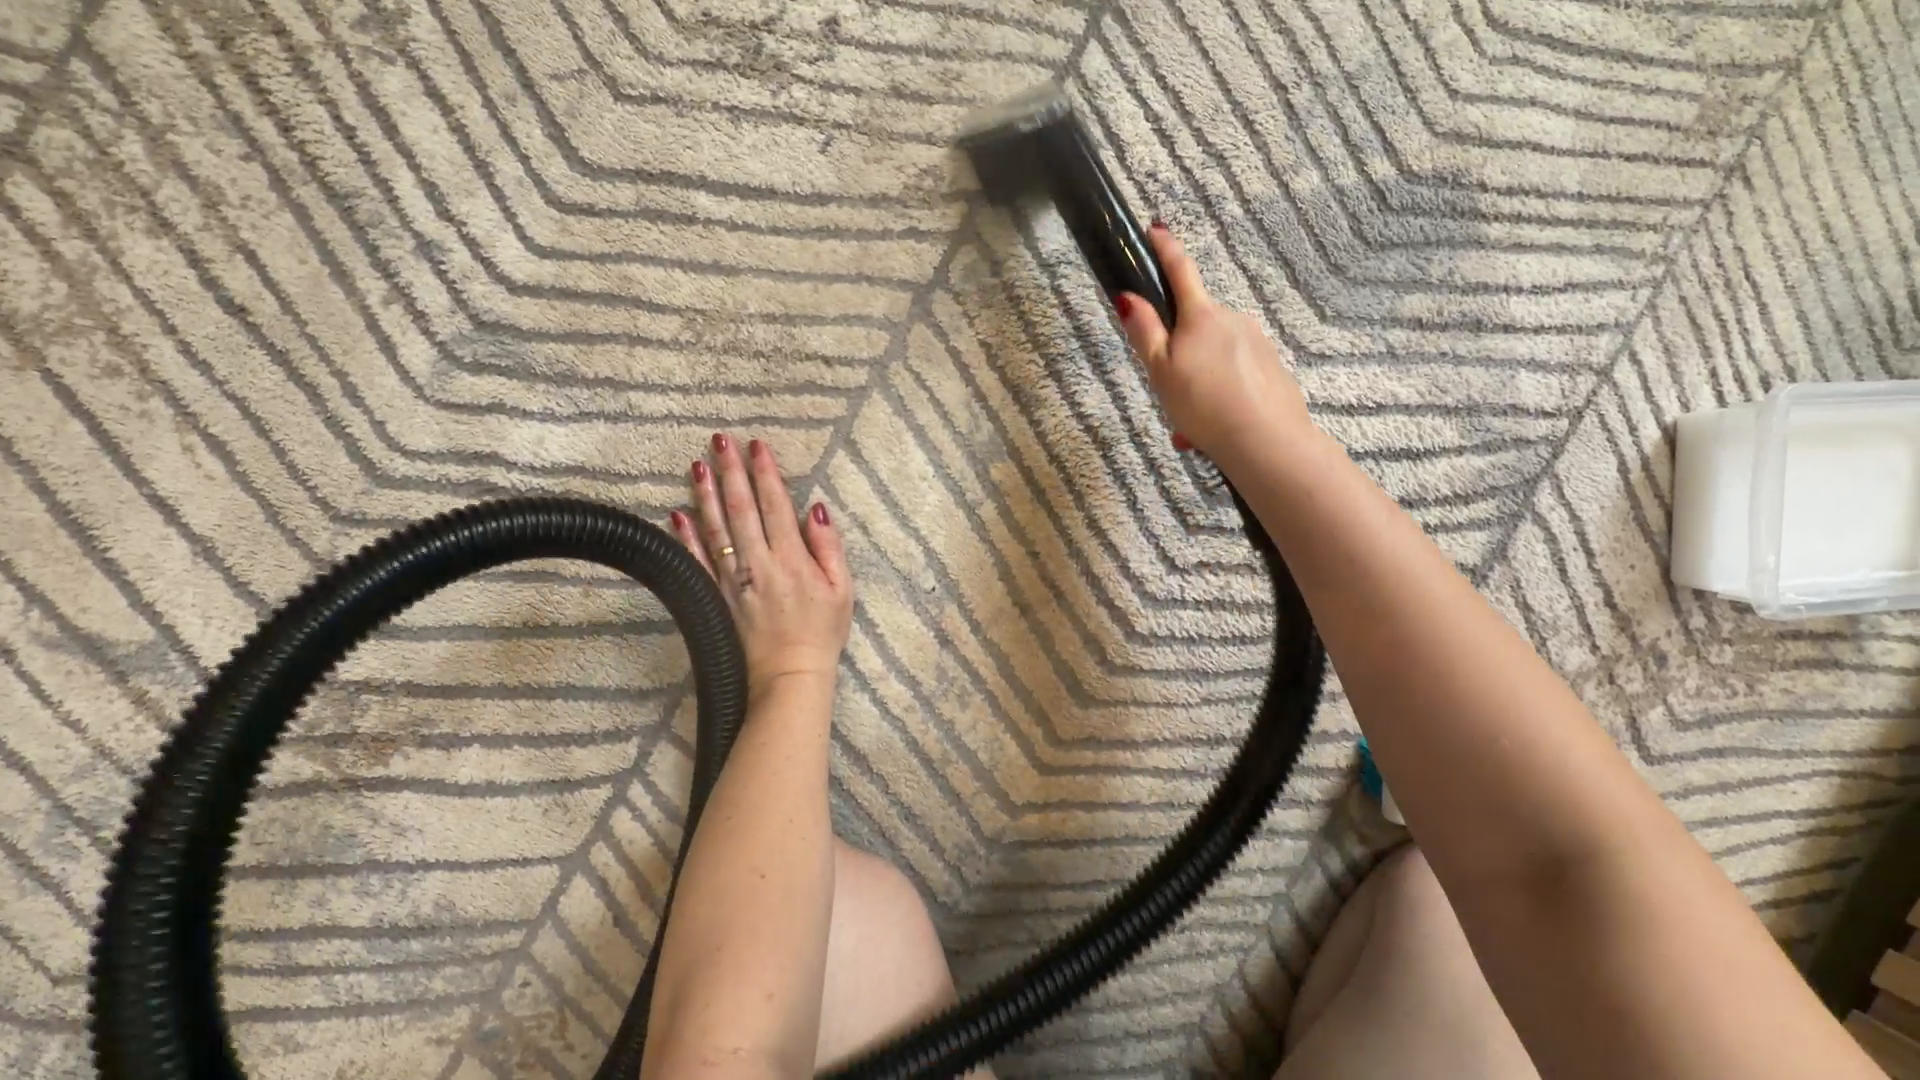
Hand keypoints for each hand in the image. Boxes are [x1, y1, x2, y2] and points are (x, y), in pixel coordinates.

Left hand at [669, 433, 853, 701]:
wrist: (790, 676)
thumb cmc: (822, 633)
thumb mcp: (843, 590)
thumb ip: (829, 548)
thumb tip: (814, 510)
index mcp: (792, 559)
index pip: (776, 506)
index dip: (765, 473)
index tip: (757, 446)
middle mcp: (759, 564)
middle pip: (741, 509)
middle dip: (731, 472)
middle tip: (720, 440)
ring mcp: (733, 580)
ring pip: (716, 529)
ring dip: (706, 495)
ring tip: (697, 464)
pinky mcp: (717, 597)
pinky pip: (698, 563)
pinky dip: (686, 538)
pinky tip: (677, 514)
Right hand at [1116, 225, 1311, 467]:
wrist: (1267, 441)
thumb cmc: (1204, 406)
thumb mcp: (1161, 371)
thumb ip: (1144, 331)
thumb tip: (1126, 296)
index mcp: (1201, 316)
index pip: (1179, 271)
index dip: (1164, 248)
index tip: (1154, 229)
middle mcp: (1233, 318)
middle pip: (1196, 326)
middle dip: (1180, 353)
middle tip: (1170, 394)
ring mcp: (1257, 341)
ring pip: (1215, 356)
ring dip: (1200, 381)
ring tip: (1193, 424)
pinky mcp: (1272, 365)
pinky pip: (1236, 374)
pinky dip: (1221, 394)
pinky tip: (1215, 427)